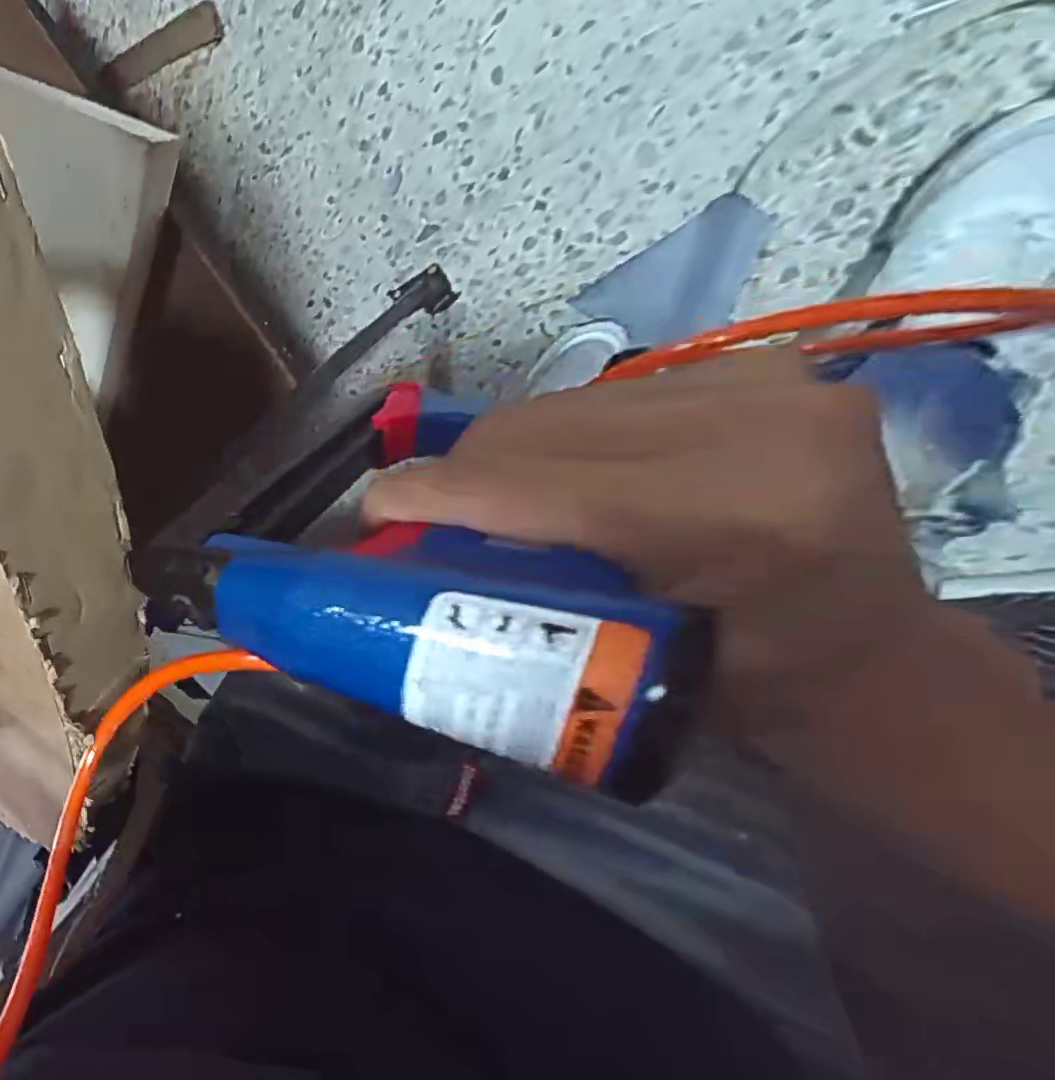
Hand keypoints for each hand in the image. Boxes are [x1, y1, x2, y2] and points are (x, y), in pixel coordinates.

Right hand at [362, 349, 934, 734]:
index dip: (434, 494)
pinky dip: (540, 439)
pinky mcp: (752, 371)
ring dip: (493, 456)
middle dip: (454, 475)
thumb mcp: (615, 663)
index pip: (532, 485)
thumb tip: (403, 558)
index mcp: (735, 517)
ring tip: (477, 501)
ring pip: (548, 407)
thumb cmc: (737, 686)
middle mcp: (758, 427)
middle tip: (419, 518)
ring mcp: (762, 385)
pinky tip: (540, 475)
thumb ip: (512, 597)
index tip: (372, 510)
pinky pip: (587, 398)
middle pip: (529, 433)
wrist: (863, 652)